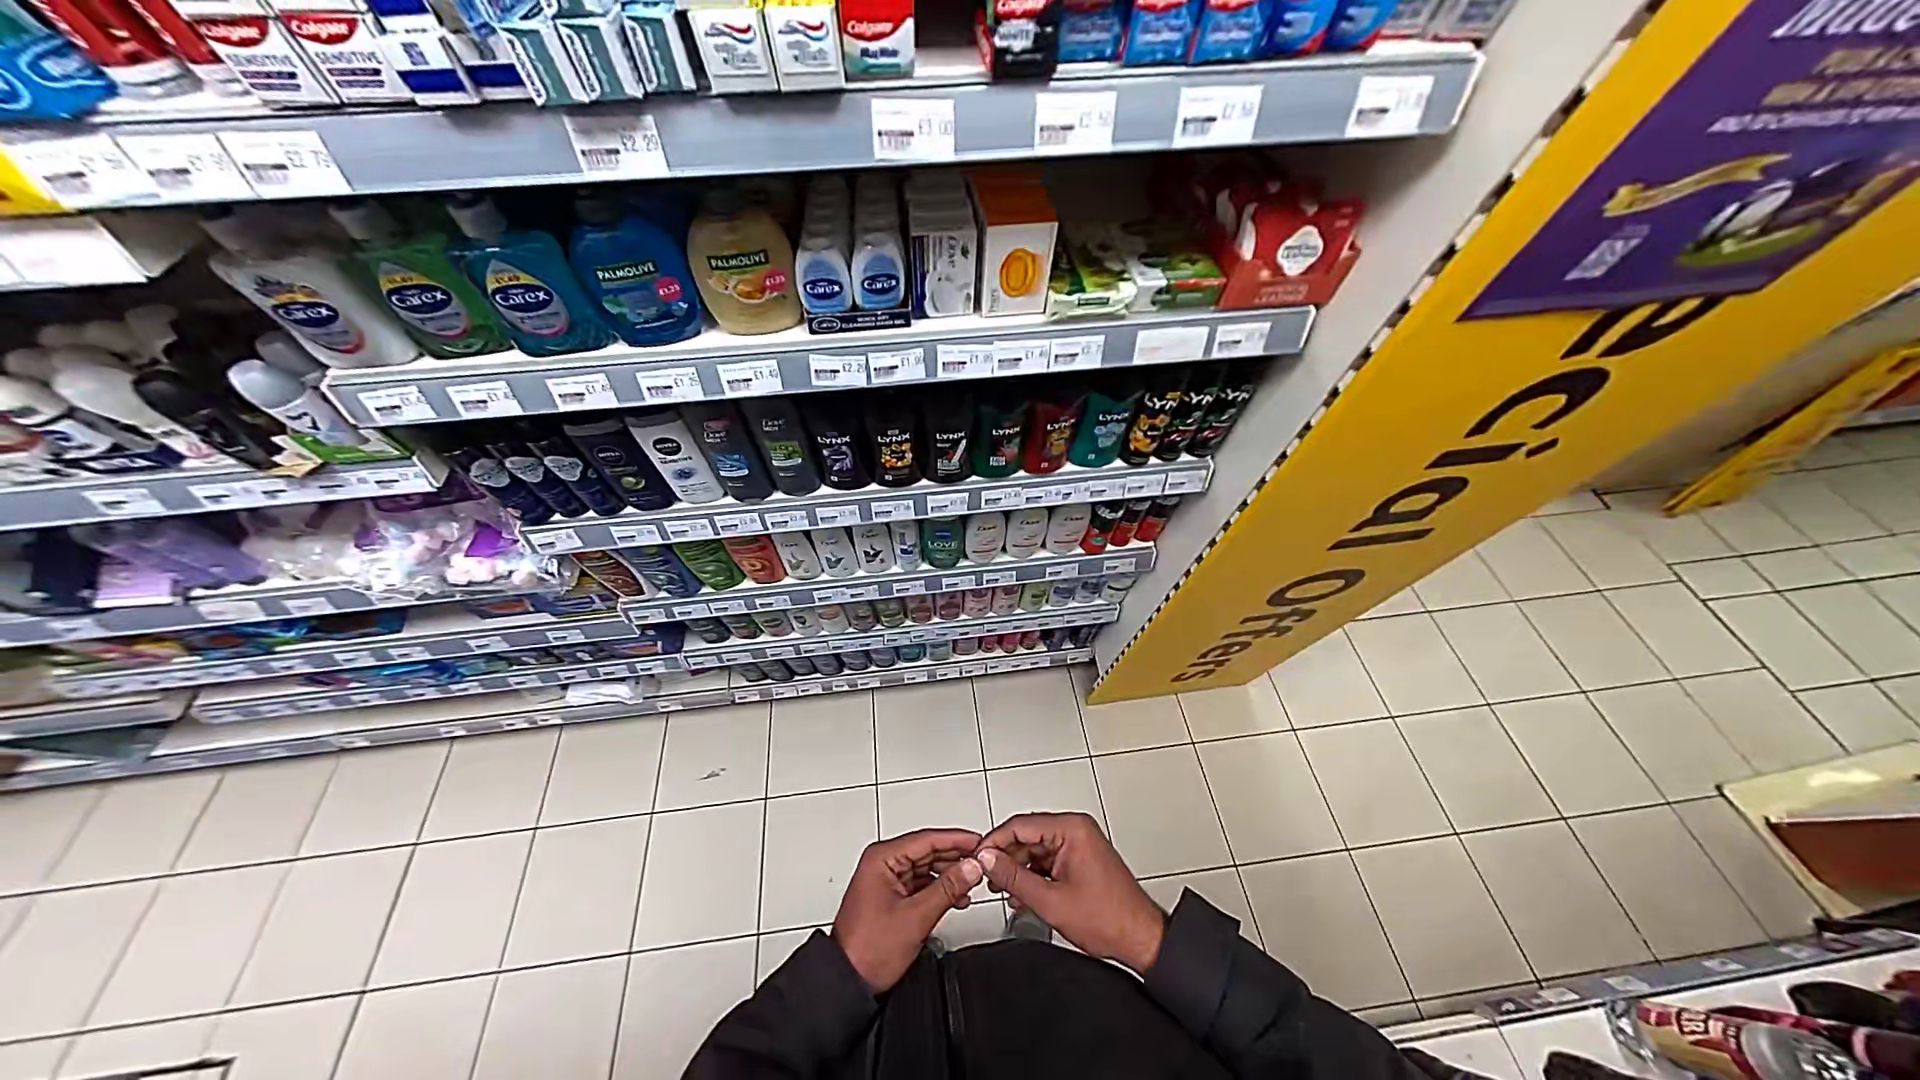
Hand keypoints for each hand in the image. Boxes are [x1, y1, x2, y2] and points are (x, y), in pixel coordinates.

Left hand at [831, 828, 983, 992]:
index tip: (979, 841)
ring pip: (926, 867)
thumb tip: (970, 867)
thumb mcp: (915, 916)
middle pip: (927, 851)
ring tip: (971, 881)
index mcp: (881, 859)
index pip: (926, 839)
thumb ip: (947, 888)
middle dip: (955, 858)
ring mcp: (886, 880)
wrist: (848, 983)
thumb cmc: (866, 950)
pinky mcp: (891, 895)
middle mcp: (882, 864)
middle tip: (980, 862)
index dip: (956, 840)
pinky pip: (921, 883)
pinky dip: (939, 889)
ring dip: (949, 875)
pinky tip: (956, 896)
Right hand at [975, 812, 1166, 973]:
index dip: (994, 842)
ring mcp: (1078, 843)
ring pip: (1034, 849)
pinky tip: (1022, 894)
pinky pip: (1046, 859)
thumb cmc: (1111, 919)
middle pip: (1026, 835)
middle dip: (1005, 858)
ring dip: (1018, 870)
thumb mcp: (1050, 900)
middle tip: (988, 876)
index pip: (1020, 824)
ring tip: (1004, 890)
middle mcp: (1076, 830)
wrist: (1140, 939)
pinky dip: (1032, 876)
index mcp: (1072, 829)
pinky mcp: (1078, 858)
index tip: (978, 857)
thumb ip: (1014, 877)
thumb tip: (989, 859)